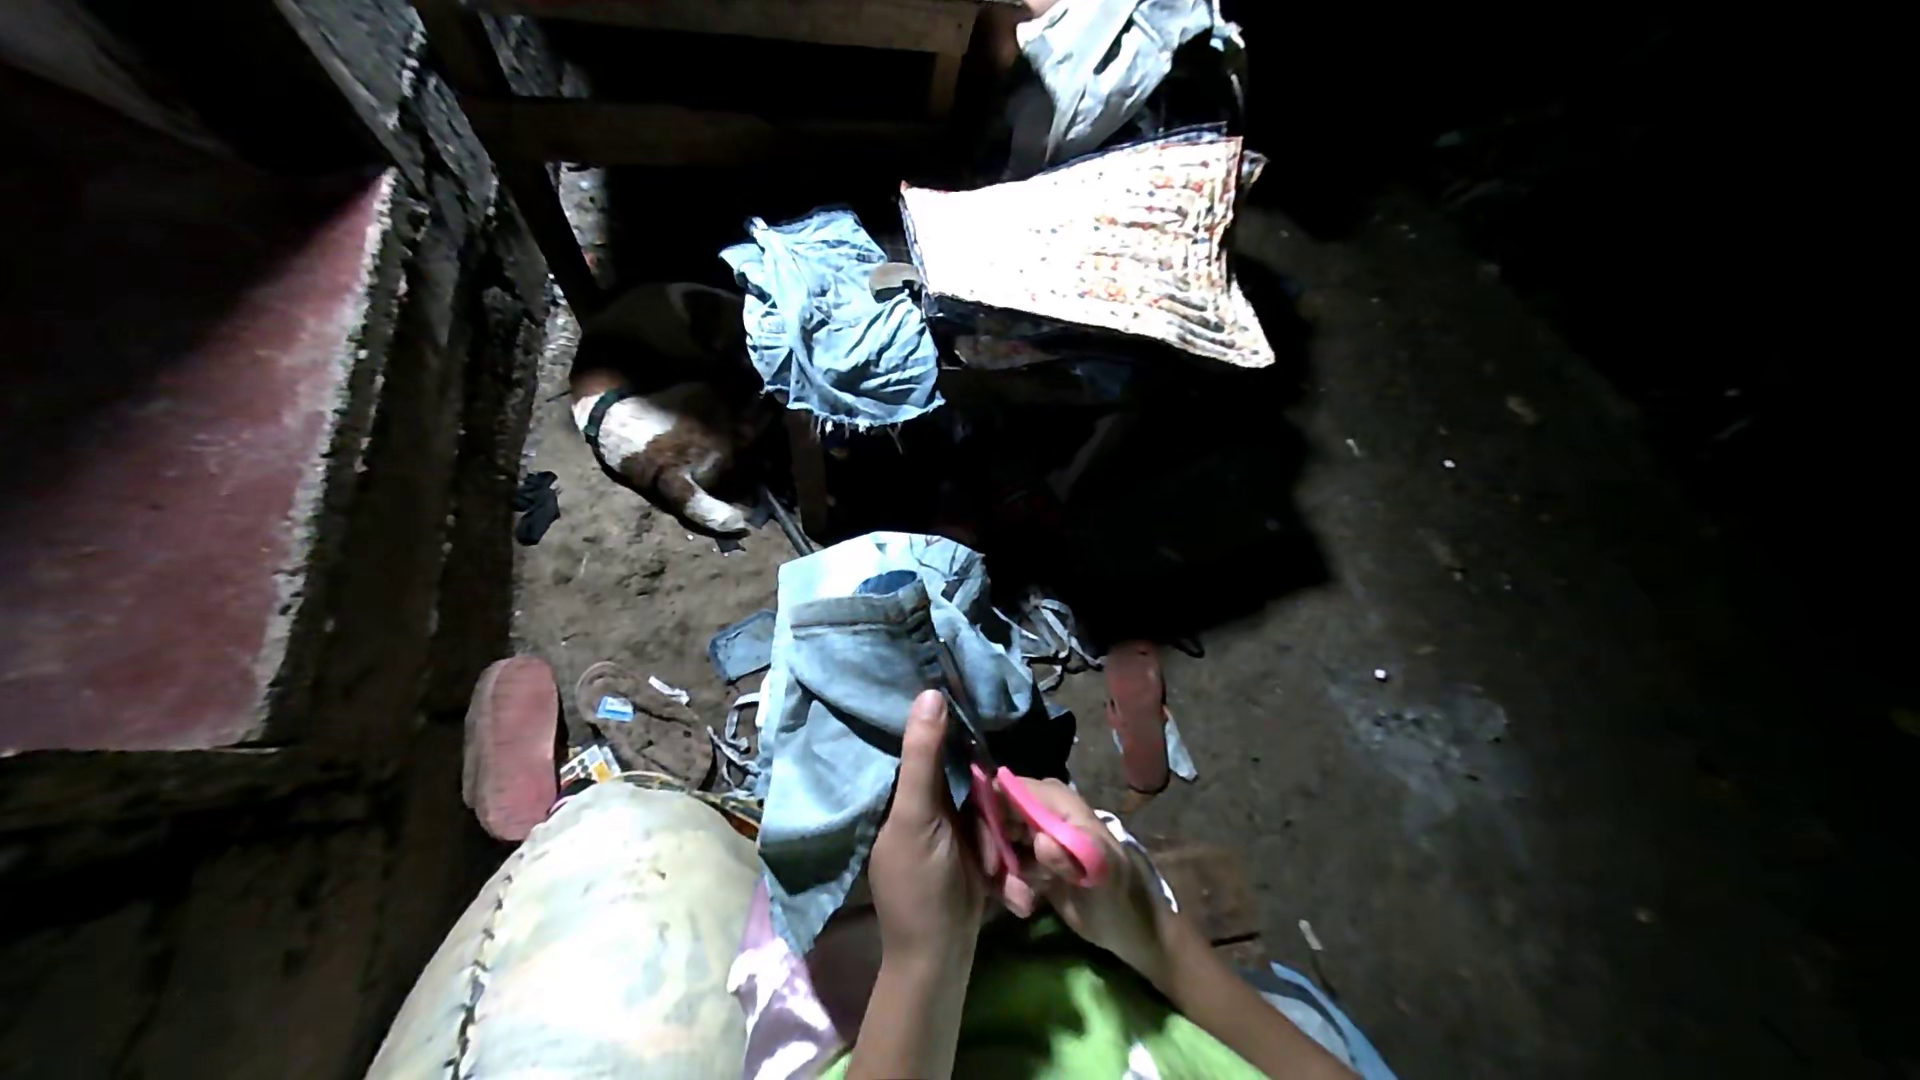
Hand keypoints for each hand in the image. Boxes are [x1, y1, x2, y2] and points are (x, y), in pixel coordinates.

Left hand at [850, 690, 985, 1079]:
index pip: (926, 743)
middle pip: (961, 770)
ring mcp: (952, 825)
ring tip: (991, 850)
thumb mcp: (917, 814)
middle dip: (982, 785)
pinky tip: (1005, 845)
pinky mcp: (975, 845)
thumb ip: (923, 756)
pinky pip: (992, 823)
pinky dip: (999, 833)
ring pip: (982, 797)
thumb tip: (929, 692)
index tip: (971, 698)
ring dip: (994, 817)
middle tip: (986, 805)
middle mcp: (926, 801)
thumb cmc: (919, 882)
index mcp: (903, 791)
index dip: (947, 723)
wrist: (942, 955)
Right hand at [1010, 778, 1180, 989]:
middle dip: (992, 856)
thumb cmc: (1121, 893)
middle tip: (1008, 889)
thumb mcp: (1105, 874)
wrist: (1131, 928)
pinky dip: (1006, 886)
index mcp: (1054, 799)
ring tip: (1024, 903)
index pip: (1002, 790)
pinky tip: (1026, 905)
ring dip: (1001, 877)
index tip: (991, 861)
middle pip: (991, 816)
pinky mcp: (1028, 858)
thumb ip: (1075, 853)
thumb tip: (1040, 840)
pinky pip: (1001, 864)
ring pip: (993, 843)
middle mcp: (1037, 808)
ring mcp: (1031, 832)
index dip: (988, 820)